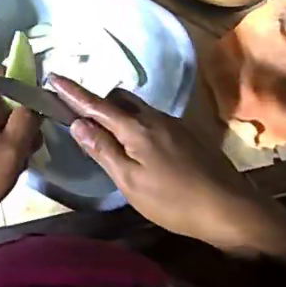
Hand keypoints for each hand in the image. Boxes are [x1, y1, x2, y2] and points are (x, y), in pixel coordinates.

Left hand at [0, 71, 41, 228]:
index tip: (38, 103)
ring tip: (21, 160)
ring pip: (5, 122)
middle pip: (8, 100)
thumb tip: (35, 99)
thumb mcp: (12, 146)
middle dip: (25, 118)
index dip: (23, 82)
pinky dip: (8, 149)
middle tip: (31, 142)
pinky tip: (12, 168)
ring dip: (19, 137)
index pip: (3, 74)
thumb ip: (27, 118)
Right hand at [52, 74, 278, 251]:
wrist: (232, 210)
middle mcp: (154, 117)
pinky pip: (152, 120)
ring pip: (137, 109)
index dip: (72, 92)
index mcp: (136, 128)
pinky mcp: (188, 136)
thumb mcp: (130, 181)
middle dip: (97, 100)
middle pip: (119, 99)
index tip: (52, 76)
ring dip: (118, 113)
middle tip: (79, 113)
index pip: (96, 104)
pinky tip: (138, 147)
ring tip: (106, 132)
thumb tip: (78, 122)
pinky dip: (135, 125)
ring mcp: (174, 125)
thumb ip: (103, 150)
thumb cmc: (174, 201)